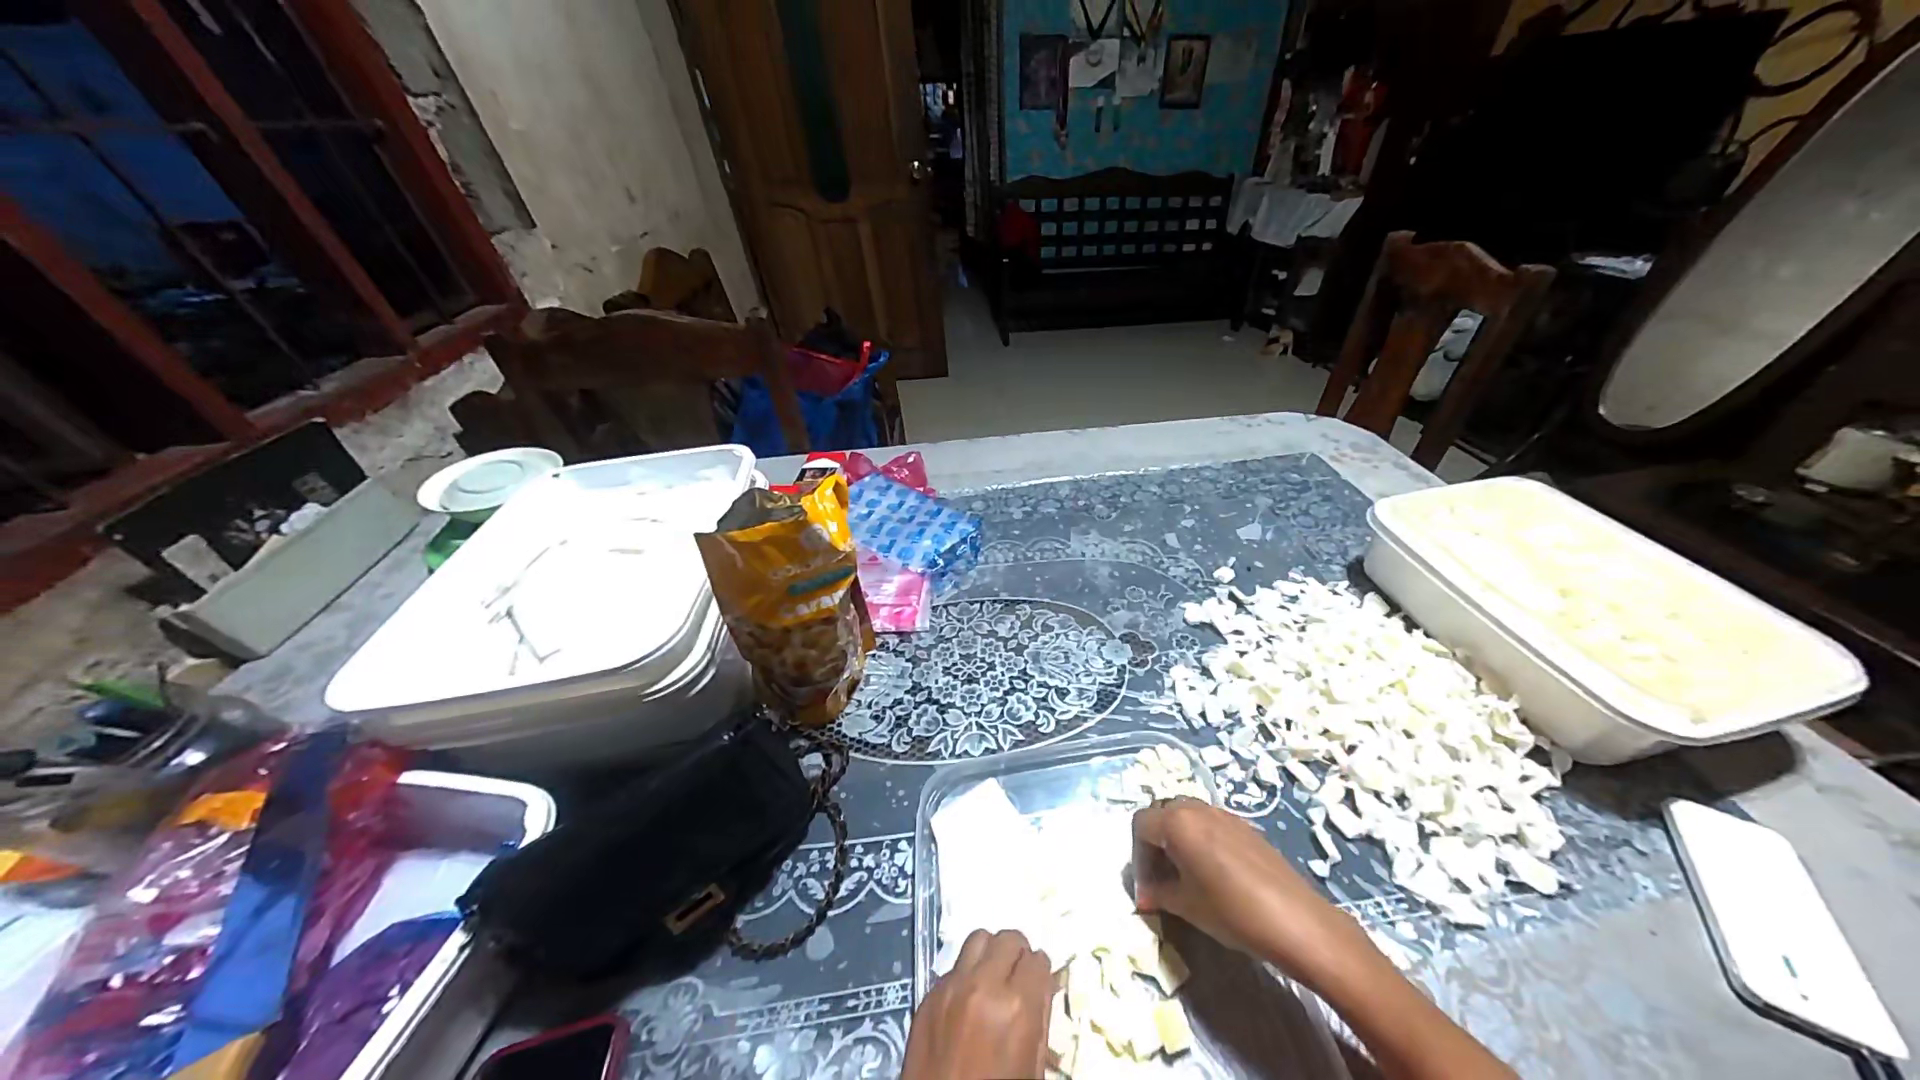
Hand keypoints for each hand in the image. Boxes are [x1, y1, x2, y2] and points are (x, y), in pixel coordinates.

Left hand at [901, 929, 1053, 1079]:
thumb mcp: (1032, 1067)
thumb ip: (1039, 1019)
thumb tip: (1043, 984)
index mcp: (1017, 1006)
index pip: (1037, 960)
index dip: (1041, 972)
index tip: (1039, 981)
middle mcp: (984, 985)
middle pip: (1008, 939)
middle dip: (1018, 954)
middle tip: (1018, 974)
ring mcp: (952, 986)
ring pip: (978, 938)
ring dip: (991, 952)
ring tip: (993, 974)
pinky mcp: (929, 994)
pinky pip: (954, 966)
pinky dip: (966, 973)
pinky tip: (968, 997)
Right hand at [1132, 797, 1375, 992]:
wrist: (1297, 921)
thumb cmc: (1231, 911)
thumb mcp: (1186, 905)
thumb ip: (1158, 893)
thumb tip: (1144, 896)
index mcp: (1176, 821)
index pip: (1141, 826)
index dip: (1139, 857)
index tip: (1148, 888)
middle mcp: (1198, 808)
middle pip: (1163, 815)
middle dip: (1157, 844)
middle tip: (1163, 879)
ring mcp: (1225, 815)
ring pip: (1188, 818)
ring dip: (1179, 841)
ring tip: (1187, 876)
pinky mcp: (1247, 827)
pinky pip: (1212, 825)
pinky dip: (1202, 842)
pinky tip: (1215, 875)